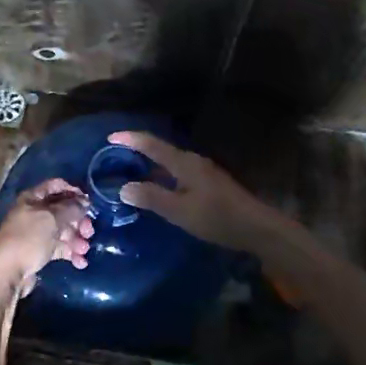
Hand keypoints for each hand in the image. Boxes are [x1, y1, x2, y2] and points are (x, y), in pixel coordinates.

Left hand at [0, 177, 92, 292]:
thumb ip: (71, 208)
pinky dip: (70, 253)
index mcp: (33, 198)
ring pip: (63, 231)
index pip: (56, 186)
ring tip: (83, 250)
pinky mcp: (39, 252)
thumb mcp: (52, 219)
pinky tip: (80, 262)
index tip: (89, 202)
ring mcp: (36, 233)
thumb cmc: (28, 239)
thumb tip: (85, 201)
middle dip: (78, 220)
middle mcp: (34, 213)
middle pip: (62, 210)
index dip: (74, 191)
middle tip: (89, 232)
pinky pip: (58, 248)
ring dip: (76, 239)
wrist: (7, 272)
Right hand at [108, 131, 286, 250]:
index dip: (130, 139)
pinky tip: (157, 190)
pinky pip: (178, 174)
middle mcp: (193, 161)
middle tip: (114, 157)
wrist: (256, 227)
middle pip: (161, 150)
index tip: (109, 137)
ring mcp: (203, 172)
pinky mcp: (209, 184)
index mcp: (185, 163)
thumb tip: (124, 187)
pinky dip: (162, 177)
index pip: (152, 144)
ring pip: (170, 163)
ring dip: (150, 165)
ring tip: (130, 173)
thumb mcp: (180, 211)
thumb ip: (152, 197)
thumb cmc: (217, 217)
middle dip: (137, 150)